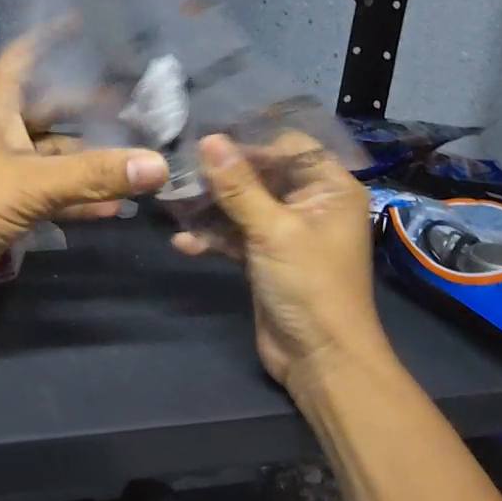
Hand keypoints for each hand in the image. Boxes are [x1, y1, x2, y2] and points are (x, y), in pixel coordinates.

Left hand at [0, 37, 169, 286]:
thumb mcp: (30, 185)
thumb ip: (94, 175)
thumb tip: (159, 164)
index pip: (24, 55)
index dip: (50, 35)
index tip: (83, 21)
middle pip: (49, 108)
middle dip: (89, 107)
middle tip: (135, 104)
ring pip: (52, 154)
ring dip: (88, 158)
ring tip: (135, 157)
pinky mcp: (1, 202)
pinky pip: (46, 190)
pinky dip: (75, 196)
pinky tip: (112, 208)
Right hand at [172, 133, 382, 383]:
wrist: (321, 361)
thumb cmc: (309, 287)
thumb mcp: (272, 231)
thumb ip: (238, 186)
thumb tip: (208, 139)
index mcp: (329, 189)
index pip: (288, 147)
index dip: (250, 145)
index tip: (206, 145)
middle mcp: (311, 204)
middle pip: (260, 174)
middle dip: (221, 177)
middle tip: (179, 172)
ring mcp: (287, 232)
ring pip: (243, 205)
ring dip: (210, 208)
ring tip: (172, 205)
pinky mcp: (266, 257)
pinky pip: (236, 235)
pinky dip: (212, 237)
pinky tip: (183, 243)